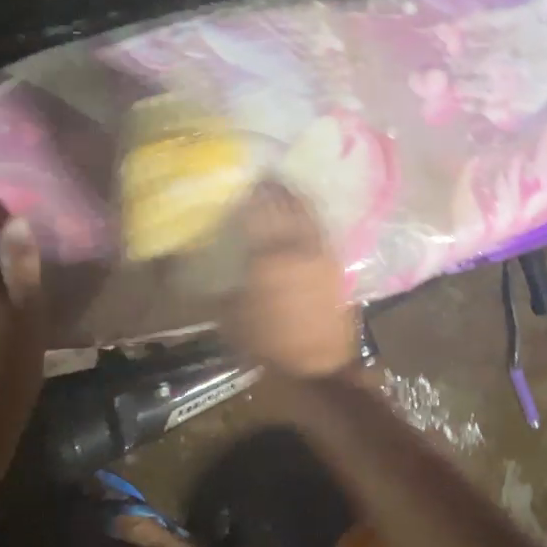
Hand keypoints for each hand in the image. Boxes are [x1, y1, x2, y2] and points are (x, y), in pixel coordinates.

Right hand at [224, 181, 357, 377]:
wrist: (319, 370)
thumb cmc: (269, 347)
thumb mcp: (232, 317)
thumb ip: (224, 284)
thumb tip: (211, 264)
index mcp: (270, 258)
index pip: (258, 212)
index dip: (250, 193)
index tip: (241, 181)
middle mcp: (299, 247)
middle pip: (286, 205)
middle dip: (274, 189)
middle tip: (262, 177)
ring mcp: (321, 253)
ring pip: (307, 212)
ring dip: (293, 197)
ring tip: (281, 188)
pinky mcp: (335, 263)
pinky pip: (320, 228)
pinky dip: (308, 215)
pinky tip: (299, 213)